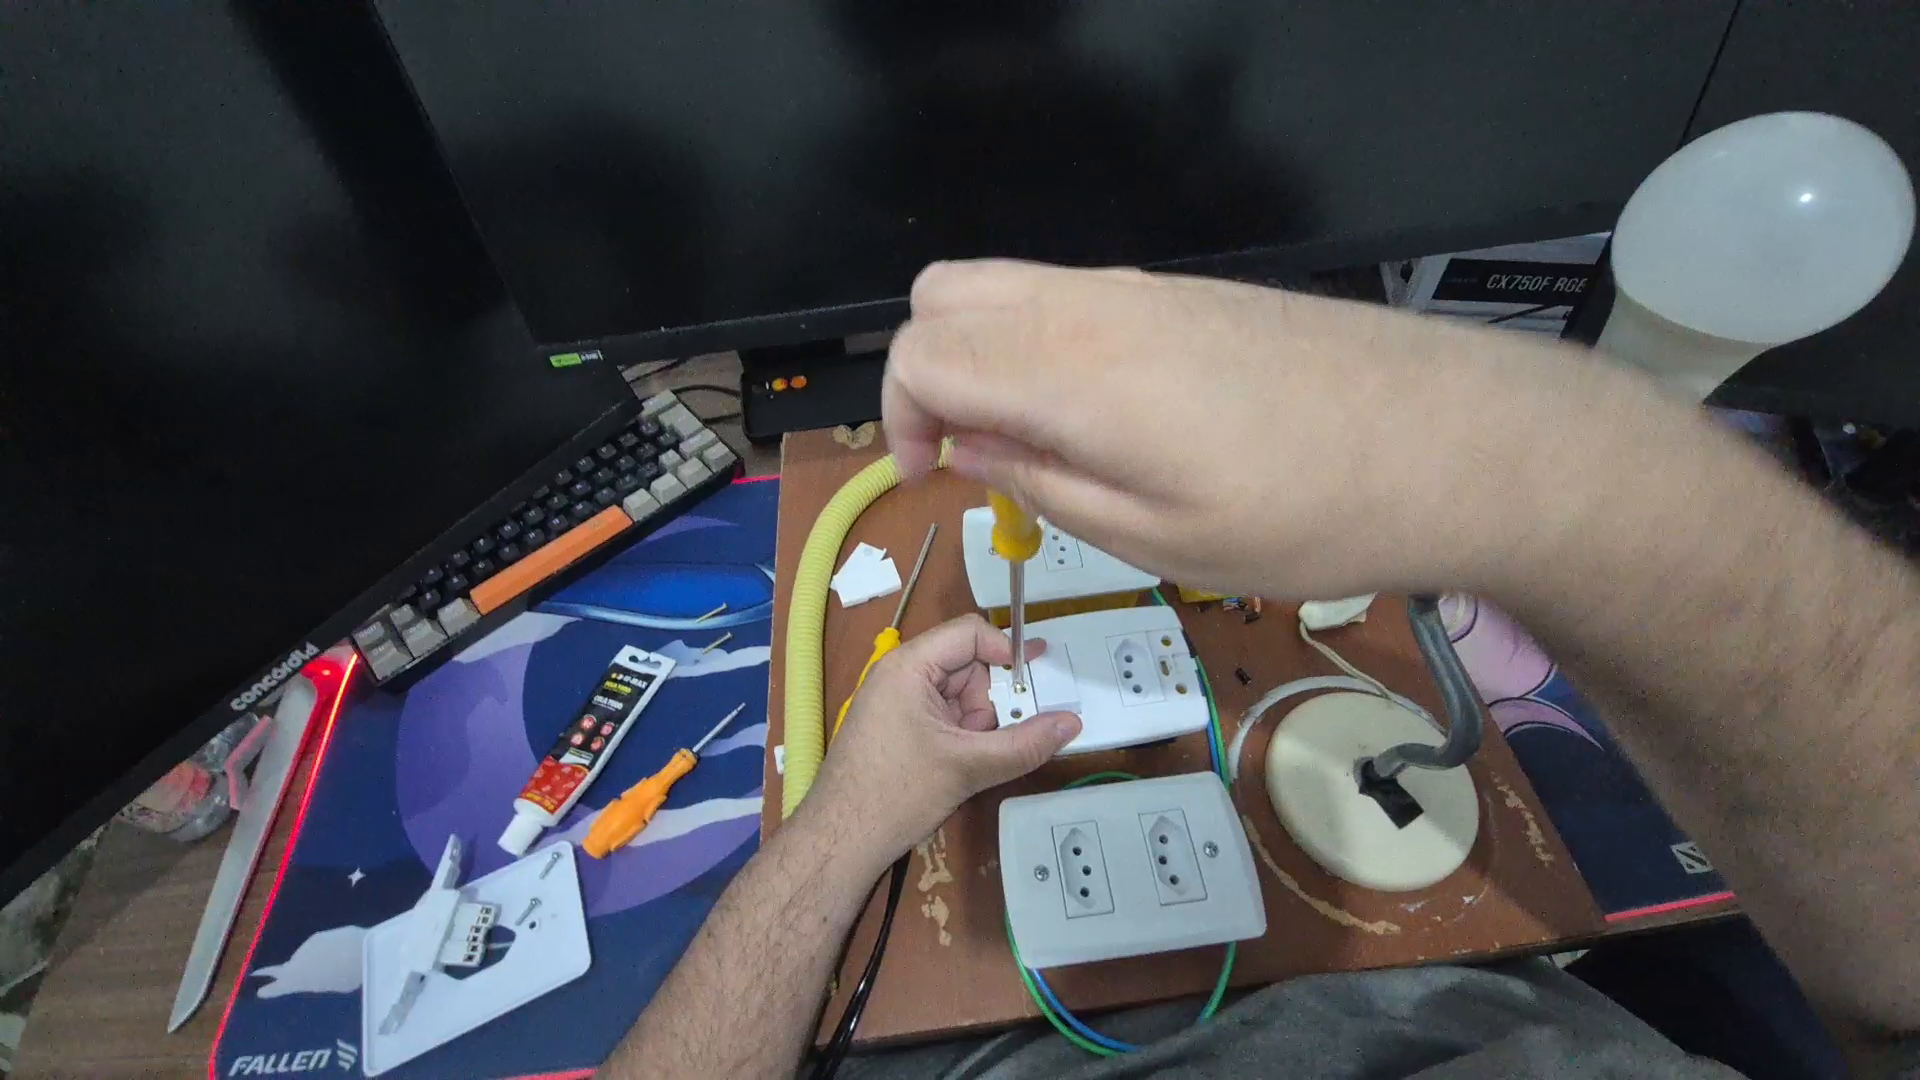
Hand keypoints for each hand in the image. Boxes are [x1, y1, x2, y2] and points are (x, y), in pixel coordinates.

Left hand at [801, 614, 1080, 867]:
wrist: (841, 842)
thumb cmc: (895, 794)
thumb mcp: (968, 767)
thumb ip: (1025, 743)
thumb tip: (1072, 723)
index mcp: (910, 666)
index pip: (969, 632)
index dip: (1006, 650)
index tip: (1035, 679)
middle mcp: (903, 675)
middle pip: (969, 666)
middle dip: (993, 699)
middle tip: (1006, 733)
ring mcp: (901, 702)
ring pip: (962, 696)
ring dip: (980, 723)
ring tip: (974, 759)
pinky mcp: (903, 728)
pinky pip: (948, 717)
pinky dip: (966, 736)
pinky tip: (965, 766)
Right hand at [882, 259, 1665, 598]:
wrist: (1455, 444)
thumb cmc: (1300, 514)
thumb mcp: (1152, 538)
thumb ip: (1039, 483)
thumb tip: (968, 446)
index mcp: (1069, 370)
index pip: (919, 354)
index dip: (897, 420)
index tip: (932, 479)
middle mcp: (1089, 305)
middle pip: (941, 297)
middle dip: (923, 377)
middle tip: (967, 452)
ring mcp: (1137, 288)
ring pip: (997, 286)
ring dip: (977, 358)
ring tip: (1028, 440)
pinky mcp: (1178, 292)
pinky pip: (1061, 296)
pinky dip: (1032, 345)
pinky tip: (1089, 413)